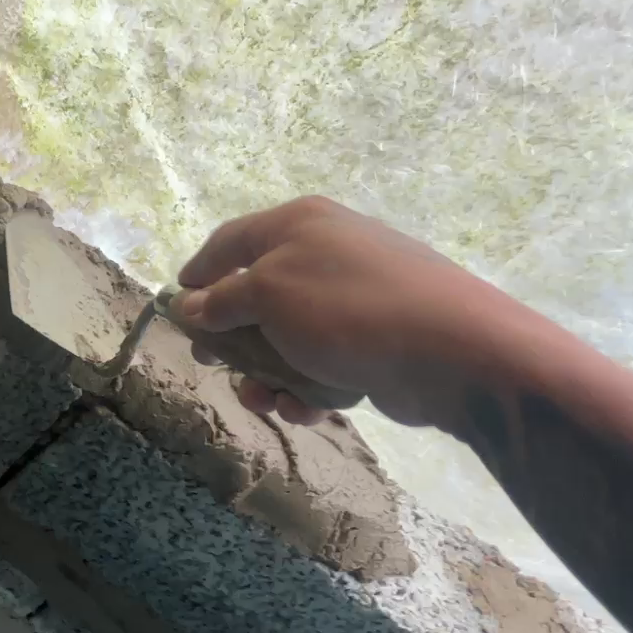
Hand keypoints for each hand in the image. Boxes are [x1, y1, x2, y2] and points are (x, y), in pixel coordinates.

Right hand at [175, 196, 543, 427]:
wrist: (456, 355)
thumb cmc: (345, 310)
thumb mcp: (265, 296)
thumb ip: (218, 302)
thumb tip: (189, 306)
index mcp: (298, 226)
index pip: (227, 242)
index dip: (196, 274)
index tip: (176, 309)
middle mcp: (325, 253)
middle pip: (253, 295)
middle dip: (231, 337)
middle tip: (213, 362)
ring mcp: (352, 298)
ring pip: (284, 337)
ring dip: (266, 374)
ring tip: (265, 401)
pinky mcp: (373, 338)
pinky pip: (320, 361)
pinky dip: (306, 387)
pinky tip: (307, 407)